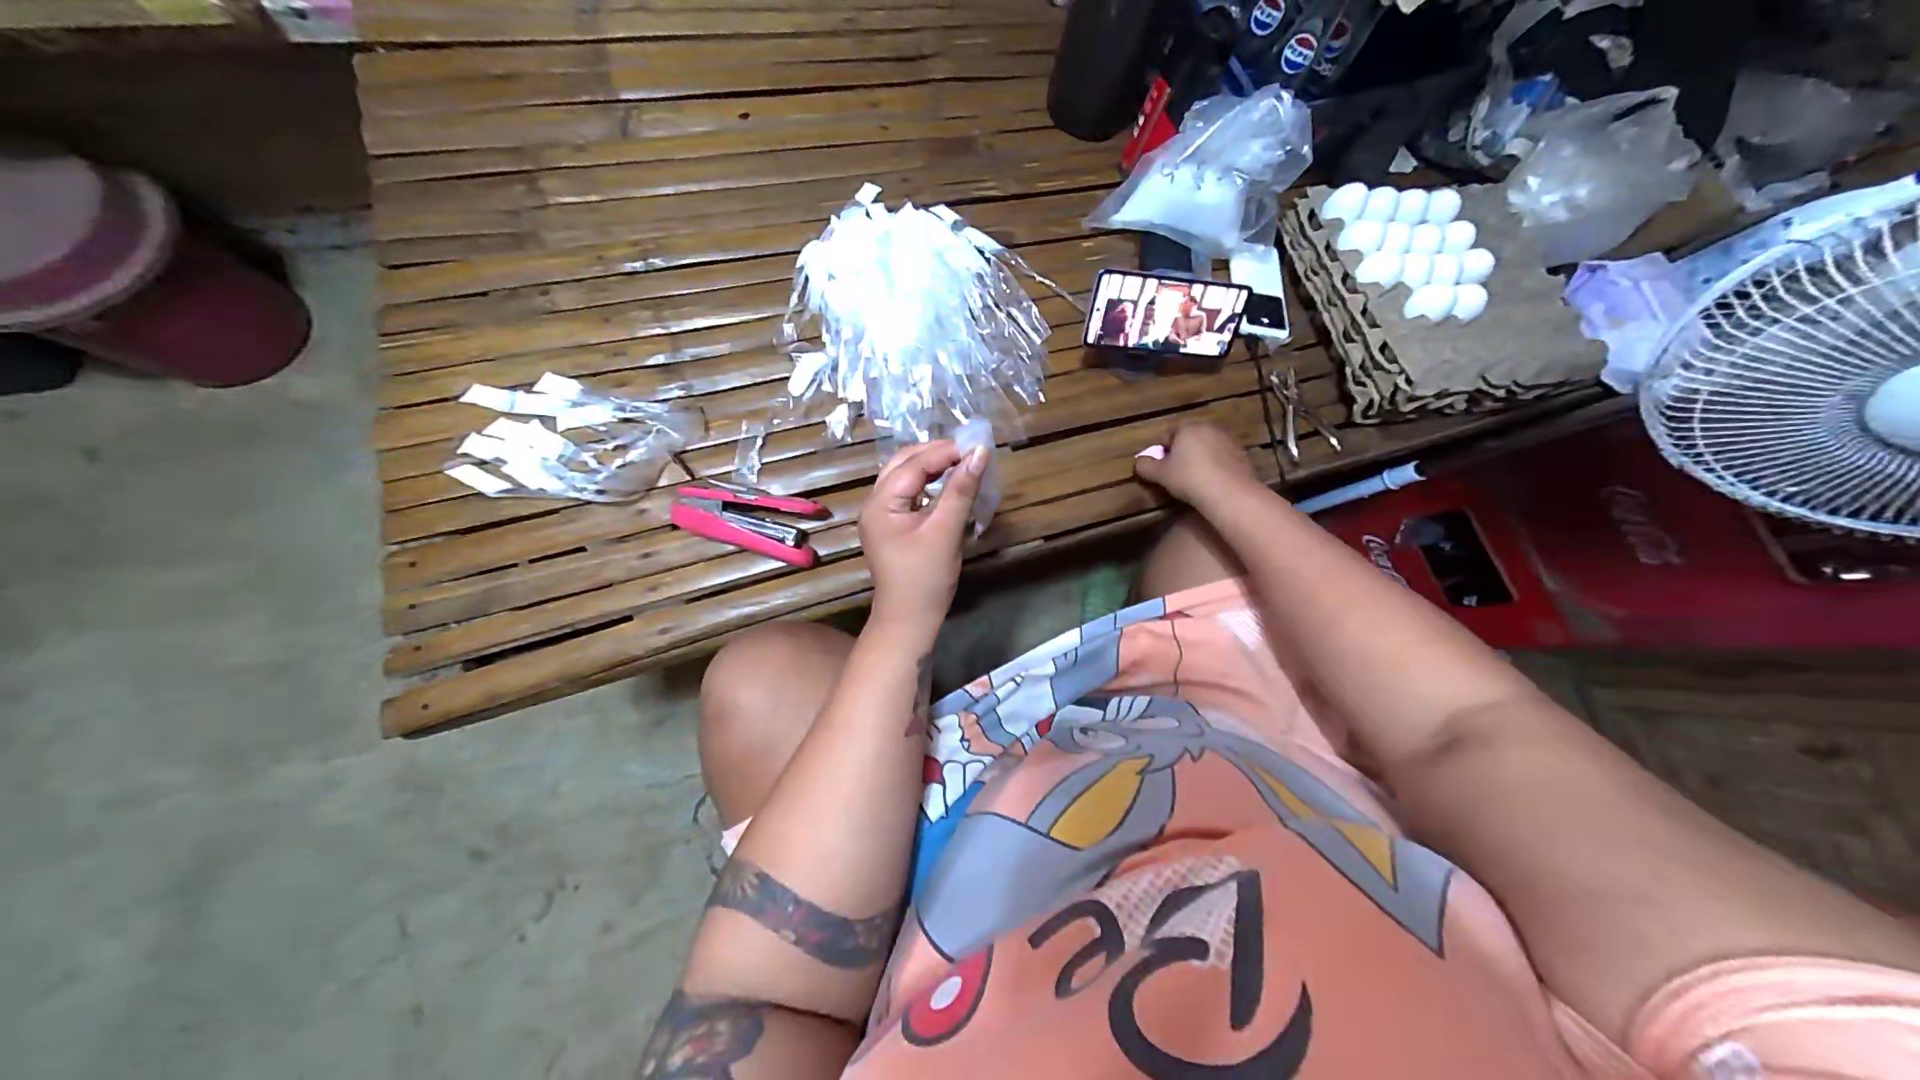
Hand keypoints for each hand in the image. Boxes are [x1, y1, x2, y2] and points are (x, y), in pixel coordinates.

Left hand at [860, 440, 987, 636]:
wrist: (910, 620)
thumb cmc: (926, 578)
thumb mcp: (946, 531)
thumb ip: (961, 490)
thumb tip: (980, 453)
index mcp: (880, 503)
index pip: (913, 464)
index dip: (944, 451)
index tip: (976, 445)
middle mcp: (874, 504)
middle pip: (904, 464)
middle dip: (935, 454)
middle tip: (969, 451)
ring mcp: (881, 516)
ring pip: (905, 477)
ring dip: (932, 467)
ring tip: (962, 462)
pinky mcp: (891, 526)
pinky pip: (908, 494)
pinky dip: (928, 484)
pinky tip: (948, 484)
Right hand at [1133, 421, 1260, 508]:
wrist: (1229, 492)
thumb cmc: (1188, 478)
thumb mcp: (1160, 475)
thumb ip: (1146, 466)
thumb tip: (1139, 462)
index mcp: (1186, 427)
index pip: (1167, 434)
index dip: (1160, 451)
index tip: (1159, 467)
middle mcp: (1208, 427)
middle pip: (1188, 438)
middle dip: (1181, 452)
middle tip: (1175, 472)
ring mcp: (1227, 439)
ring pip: (1206, 446)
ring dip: (1199, 457)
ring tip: (1194, 478)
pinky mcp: (1241, 453)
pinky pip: (1221, 457)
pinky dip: (1215, 465)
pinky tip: (1212, 481)